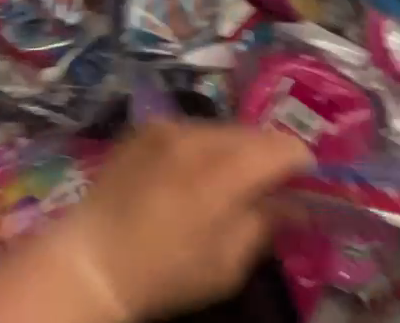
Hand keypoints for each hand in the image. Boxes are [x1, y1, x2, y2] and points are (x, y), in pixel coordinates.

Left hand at [50, 121, 311, 320]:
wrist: (93, 258)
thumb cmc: (166, 272)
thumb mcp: (227, 263)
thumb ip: (267, 224)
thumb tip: (299, 204)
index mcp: (221, 171)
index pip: (281, 147)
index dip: (301, 164)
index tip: (307, 186)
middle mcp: (195, 136)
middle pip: (252, 132)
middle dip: (270, 154)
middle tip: (274, 186)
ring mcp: (166, 126)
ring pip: (221, 127)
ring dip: (236, 147)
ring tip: (232, 180)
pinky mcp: (144, 127)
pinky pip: (190, 127)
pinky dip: (204, 144)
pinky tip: (194, 172)